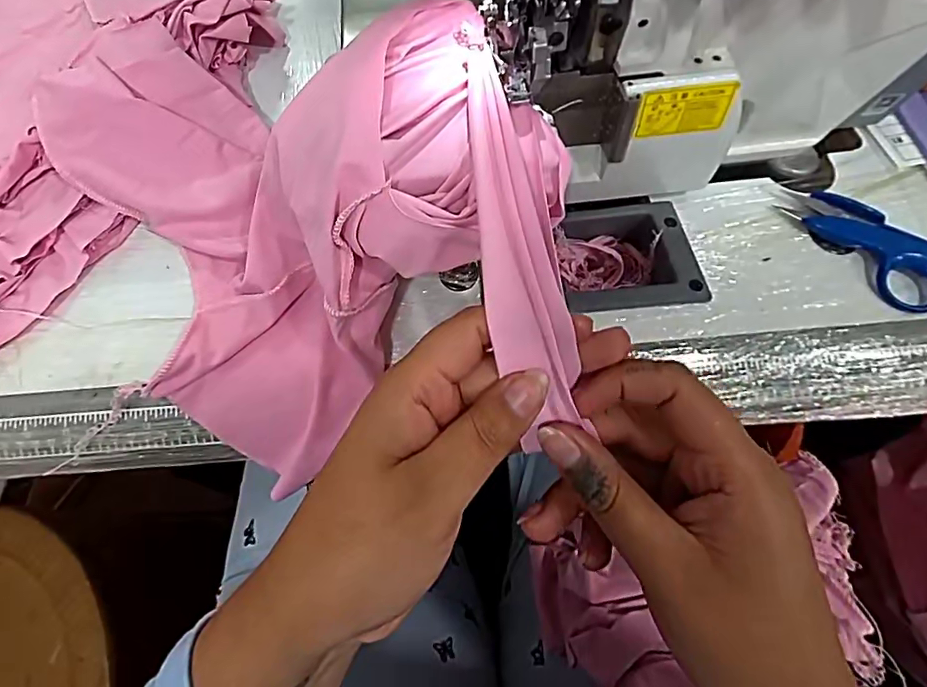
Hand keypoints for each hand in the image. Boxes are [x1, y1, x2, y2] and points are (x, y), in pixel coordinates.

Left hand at [193, 309, 631, 686]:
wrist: (318, 609)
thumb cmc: (363, 545)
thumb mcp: (430, 488)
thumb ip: (484, 431)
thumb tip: (534, 374)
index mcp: (412, 387)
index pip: (471, 331)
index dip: (522, 318)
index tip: (577, 322)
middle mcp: (424, 399)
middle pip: (490, 362)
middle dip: (545, 352)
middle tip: (608, 350)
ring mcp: (433, 432)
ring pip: (493, 396)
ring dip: (540, 387)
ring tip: (597, 378)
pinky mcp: (441, 463)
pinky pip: (486, 431)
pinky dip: (523, 424)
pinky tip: (559, 422)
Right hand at [521, 360, 852, 686]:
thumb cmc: (748, 645)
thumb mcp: (667, 564)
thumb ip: (606, 492)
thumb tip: (554, 434)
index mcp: (736, 462)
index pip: (672, 387)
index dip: (615, 382)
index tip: (565, 401)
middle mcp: (721, 464)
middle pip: (638, 427)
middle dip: (584, 451)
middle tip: (541, 475)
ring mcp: (704, 490)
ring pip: (627, 462)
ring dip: (584, 491)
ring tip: (549, 527)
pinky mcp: (691, 515)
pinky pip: (635, 494)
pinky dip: (604, 514)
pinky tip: (586, 547)